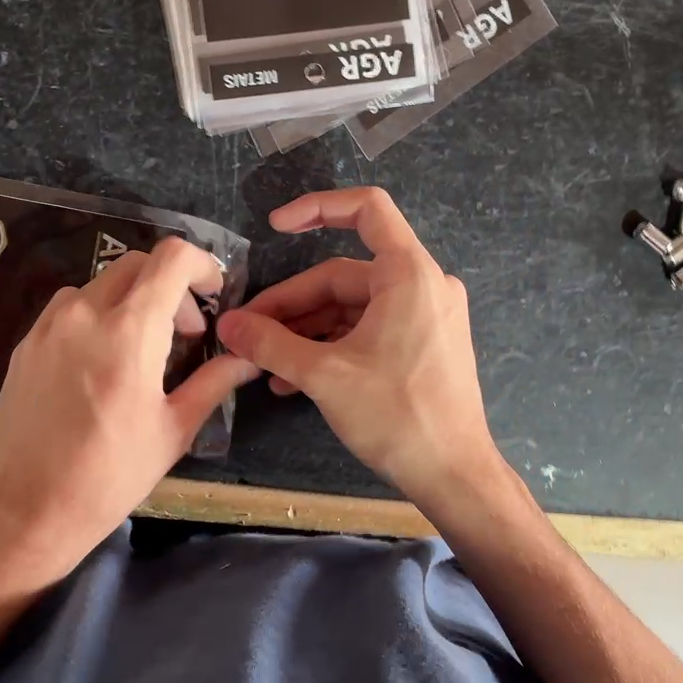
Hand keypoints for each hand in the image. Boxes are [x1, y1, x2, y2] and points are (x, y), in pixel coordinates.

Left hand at [0, 238, 260, 575]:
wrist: (21, 513)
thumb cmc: (108, 478)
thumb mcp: (173, 431)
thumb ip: (214, 382)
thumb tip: (248, 357)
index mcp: (129, 332)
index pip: (171, 258)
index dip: (202, 265)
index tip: (214, 296)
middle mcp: (84, 314)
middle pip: (137, 264)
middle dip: (171, 286)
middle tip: (186, 332)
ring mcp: (48, 326)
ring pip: (102, 283)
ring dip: (132, 300)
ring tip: (143, 349)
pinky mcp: (25, 343)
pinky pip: (71, 308)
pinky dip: (99, 315)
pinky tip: (104, 362)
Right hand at [215, 188, 516, 520]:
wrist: (454, 475)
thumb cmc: (397, 415)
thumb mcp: (324, 375)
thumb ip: (270, 344)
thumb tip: (228, 325)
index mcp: (409, 275)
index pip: (367, 210)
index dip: (317, 207)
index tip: (275, 226)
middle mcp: (423, 285)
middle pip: (343, 275)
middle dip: (292, 304)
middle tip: (248, 332)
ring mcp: (425, 316)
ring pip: (351, 308)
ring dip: (305, 332)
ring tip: (263, 364)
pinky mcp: (423, 345)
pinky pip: (368, 331)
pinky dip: (331, 347)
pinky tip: (292, 380)